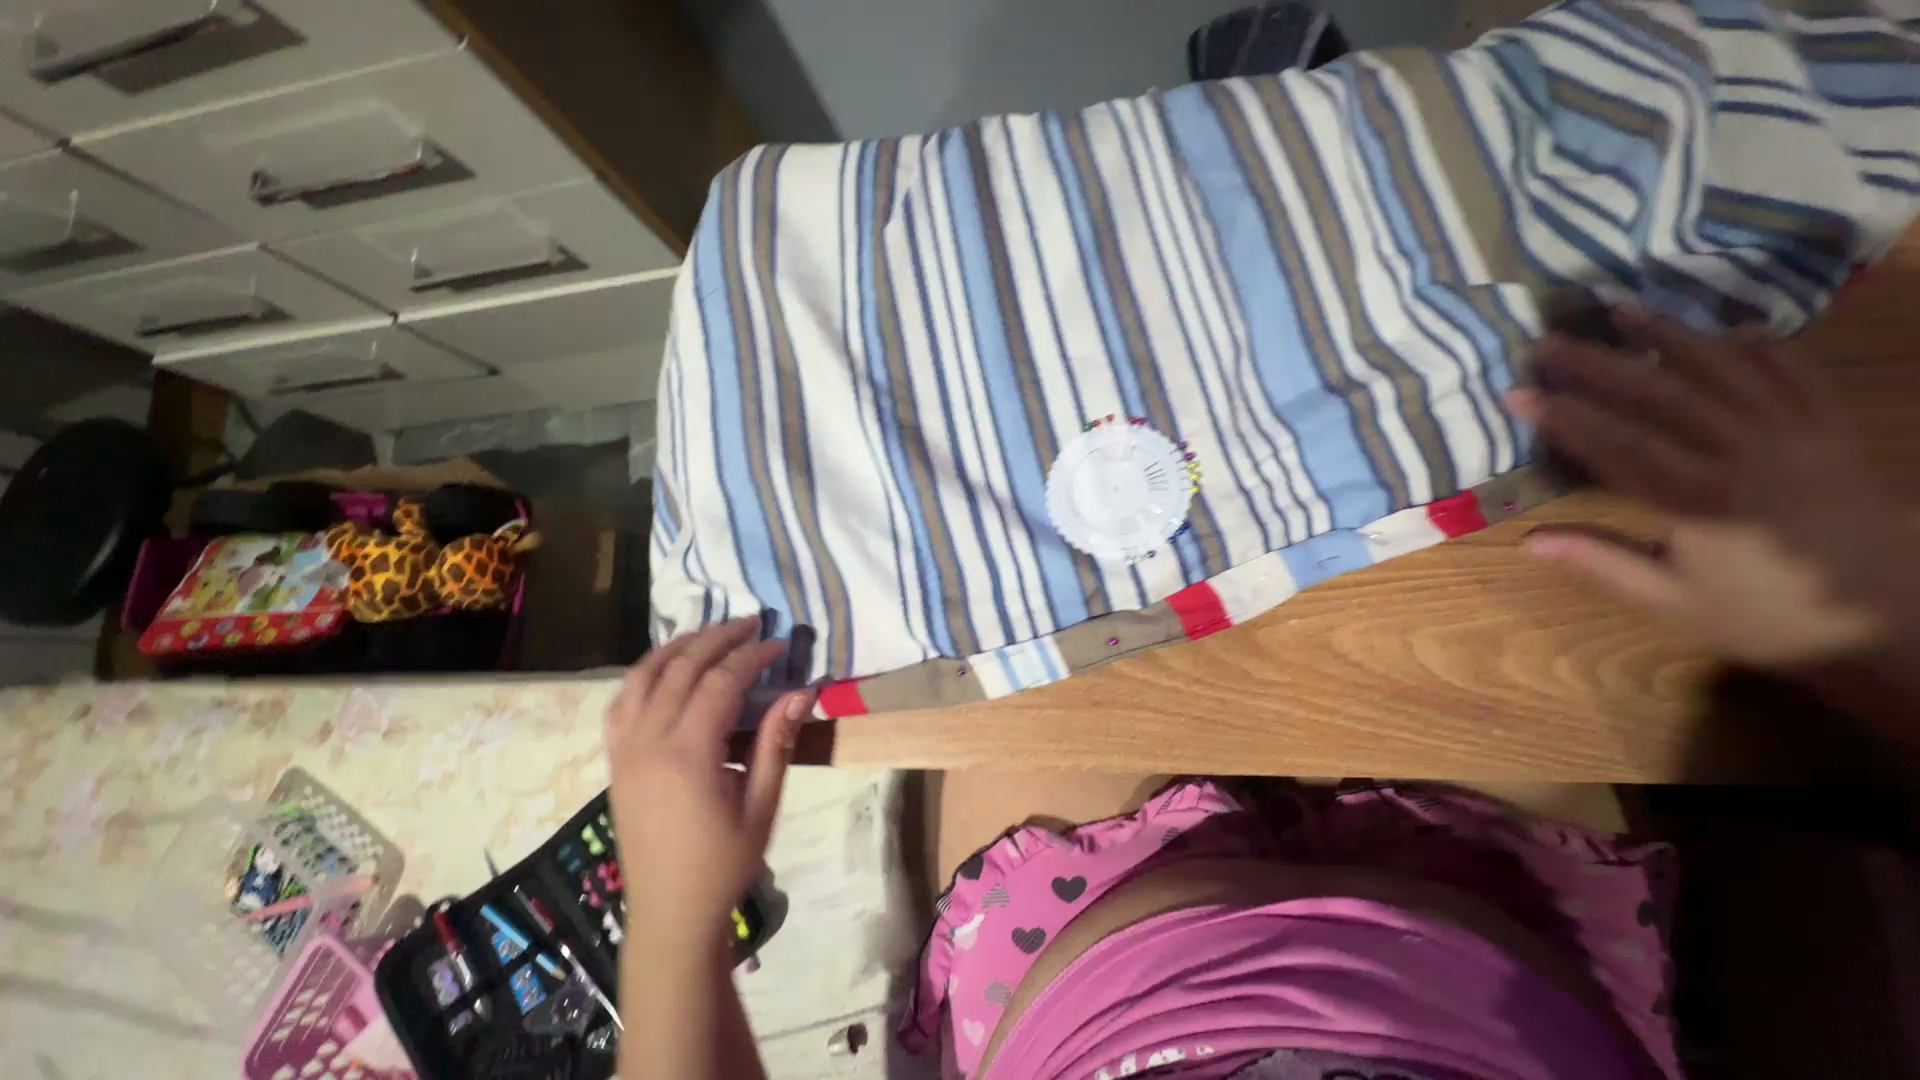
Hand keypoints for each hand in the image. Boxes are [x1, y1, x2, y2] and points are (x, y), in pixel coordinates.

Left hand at [604, 616, 814, 931]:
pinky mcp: (615, 761)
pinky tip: (665, 669)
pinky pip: (622, 702)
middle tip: (751, 624)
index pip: (721, 682)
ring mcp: (625, 750)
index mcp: (689, 754)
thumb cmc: (724, 864)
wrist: (671, 913)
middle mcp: (649, 742)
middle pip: (681, 668)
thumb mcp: (762, 806)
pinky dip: (644, 675)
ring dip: (678, 647)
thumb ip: (776, 744)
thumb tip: (802, 691)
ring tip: (709, 634)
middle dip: (718, 639)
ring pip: (644, 676)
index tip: (779, 645)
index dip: (752, 657)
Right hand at [1509, 306, 1918, 665]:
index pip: (1616, 445)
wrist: (1891, 621)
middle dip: (1599, 365)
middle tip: (1549, 342)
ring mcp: (1796, 435)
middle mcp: (1746, 454)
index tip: (1519, 394)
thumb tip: (1531, 541)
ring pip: (1725, 370)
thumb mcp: (1673, 604)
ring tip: (1623, 307)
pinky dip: (1763, 346)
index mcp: (1700, 500)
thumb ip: (1603, 564)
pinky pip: (1797, 375)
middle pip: (1662, 395)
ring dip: (1669, 335)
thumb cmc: (1768, 617)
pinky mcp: (1832, 432)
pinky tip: (1730, 329)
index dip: (1563, 417)